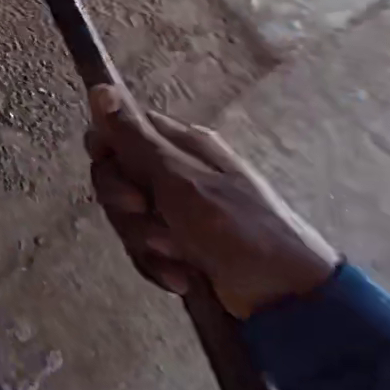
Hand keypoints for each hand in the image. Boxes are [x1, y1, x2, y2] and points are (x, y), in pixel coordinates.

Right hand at [86, 85, 338, 318]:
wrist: (290, 302)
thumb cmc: (238, 229)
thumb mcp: (179, 179)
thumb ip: (134, 137)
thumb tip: (100, 88)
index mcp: (179, 147)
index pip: (115, 131)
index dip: (106, 151)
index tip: (119, 173)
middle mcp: (174, 172)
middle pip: (112, 175)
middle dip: (121, 203)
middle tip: (144, 212)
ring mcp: (176, 209)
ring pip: (123, 214)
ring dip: (141, 237)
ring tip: (175, 253)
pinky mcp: (177, 243)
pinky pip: (140, 245)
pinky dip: (155, 262)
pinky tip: (181, 274)